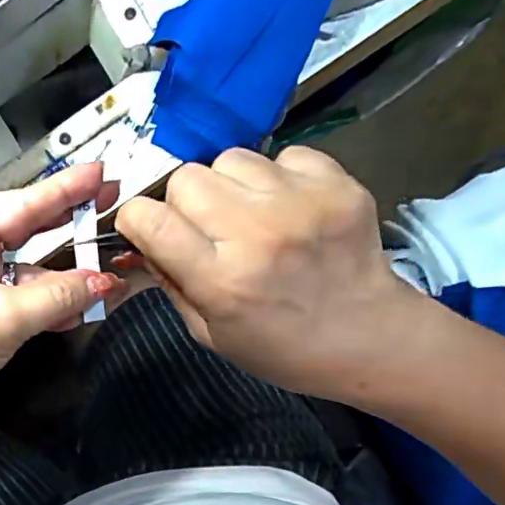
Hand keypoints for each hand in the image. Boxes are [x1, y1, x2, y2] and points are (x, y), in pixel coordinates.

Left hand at [0, 164, 123, 420]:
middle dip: (70, 223)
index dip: (67, 189)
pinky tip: (78, 307)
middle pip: (28, 227)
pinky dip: (49, 301)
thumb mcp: (6, 315)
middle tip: (110, 201)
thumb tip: (104, 284)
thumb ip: (61, 295)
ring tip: (104, 274)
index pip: (24, 202)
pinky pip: (22, 293)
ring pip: (30, 267)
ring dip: (64, 277)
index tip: (101, 172)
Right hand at [113, 146, 426, 404]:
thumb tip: (145, 242)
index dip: (137, 220)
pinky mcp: (336, 184)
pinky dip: (277, 178)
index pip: (150, 219)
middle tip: (208, 229)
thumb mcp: (211, 334)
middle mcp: (257, 234)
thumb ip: (173, 284)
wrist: (367, 339)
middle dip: (185, 203)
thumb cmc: (282, 349)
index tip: (146, 228)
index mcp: (222, 281)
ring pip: (230, 158)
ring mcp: (300, 203)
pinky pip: (282, 155)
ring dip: (230, 186)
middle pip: (186, 178)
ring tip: (252, 217)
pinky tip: (289, 210)